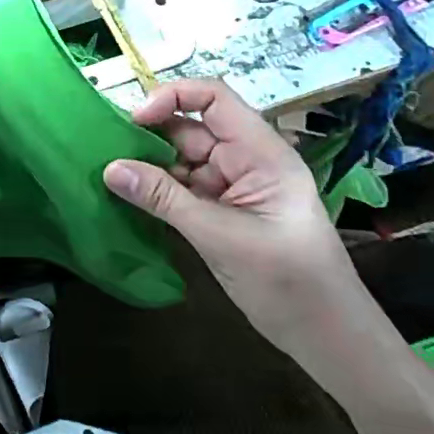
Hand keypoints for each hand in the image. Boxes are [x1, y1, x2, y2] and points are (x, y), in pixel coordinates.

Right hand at [103, 79, 362, 352]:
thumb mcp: (221, 237)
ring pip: (184, 160)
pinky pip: (185, 189)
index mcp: (260, 151)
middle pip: (192, 128)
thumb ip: (164, 200)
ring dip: (150, 165)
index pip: (214, 98)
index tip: (134, 119)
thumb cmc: (287, 280)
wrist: (327, 336)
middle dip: (151, 134)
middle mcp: (246, 159)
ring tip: (109, 173)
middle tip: (106, 149)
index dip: (173, 96)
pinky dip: (159, 191)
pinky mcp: (224, 212)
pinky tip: (129, 197)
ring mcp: (234, 186)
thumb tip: (110, 169)